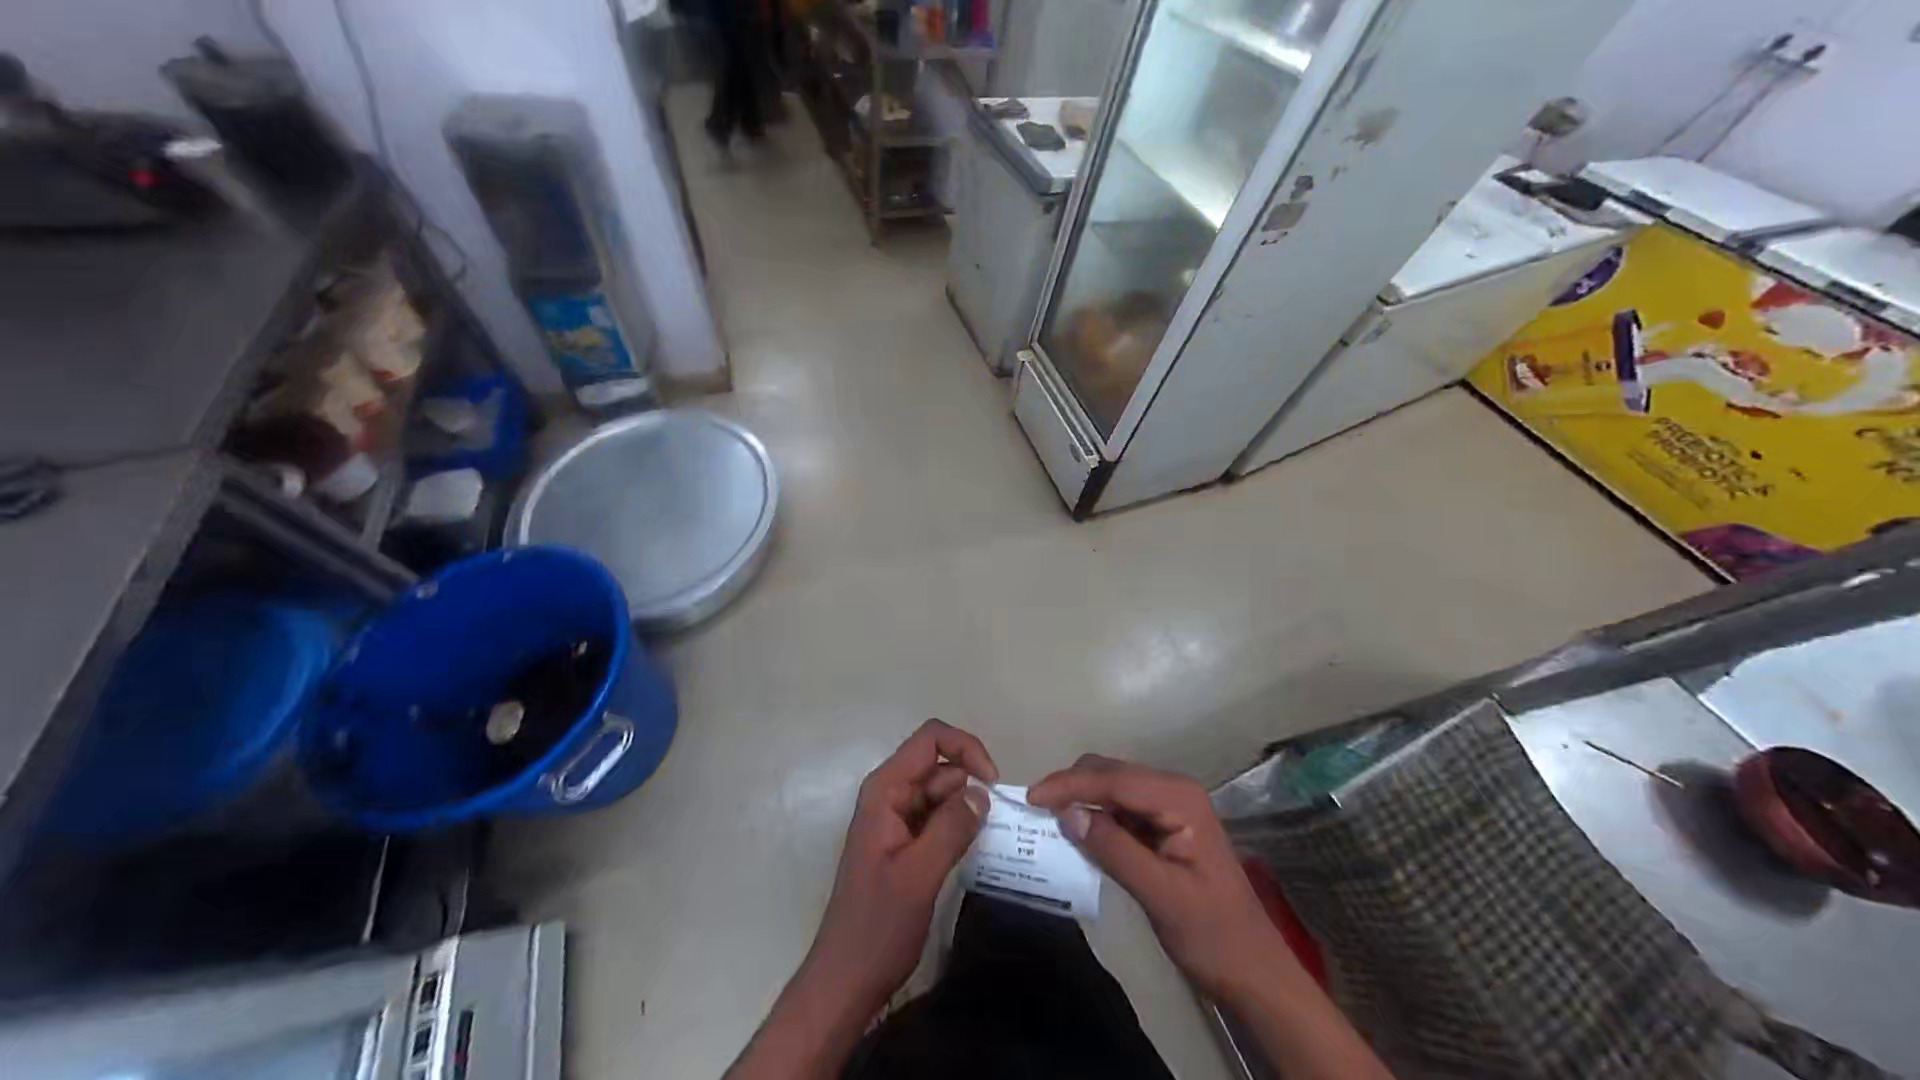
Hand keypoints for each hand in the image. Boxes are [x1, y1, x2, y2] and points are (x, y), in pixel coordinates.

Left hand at [725, 720, 996, 1079]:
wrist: (847, 978)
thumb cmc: (877, 927)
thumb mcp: (918, 876)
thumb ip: (951, 828)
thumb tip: (982, 793)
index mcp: (884, 791)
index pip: (929, 739)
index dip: (965, 748)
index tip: (993, 783)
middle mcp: (889, 795)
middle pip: (940, 763)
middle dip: (971, 781)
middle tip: (998, 822)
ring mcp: (897, 818)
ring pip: (943, 791)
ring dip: (968, 805)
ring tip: (991, 837)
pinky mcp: (906, 841)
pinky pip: (939, 816)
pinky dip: (960, 824)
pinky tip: (976, 847)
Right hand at [1028, 754, 1290, 1002]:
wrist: (1252, 969)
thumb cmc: (1212, 934)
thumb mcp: (1160, 894)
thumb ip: (1114, 849)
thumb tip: (1067, 813)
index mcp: (1179, 799)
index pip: (1114, 779)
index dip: (1069, 785)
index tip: (1031, 799)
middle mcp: (1173, 790)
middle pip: (1110, 773)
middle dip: (1071, 787)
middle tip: (1035, 813)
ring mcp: (1168, 807)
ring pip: (1110, 787)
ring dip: (1079, 799)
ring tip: (1048, 822)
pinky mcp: (1161, 825)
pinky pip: (1118, 808)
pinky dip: (1093, 815)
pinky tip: (1076, 834)